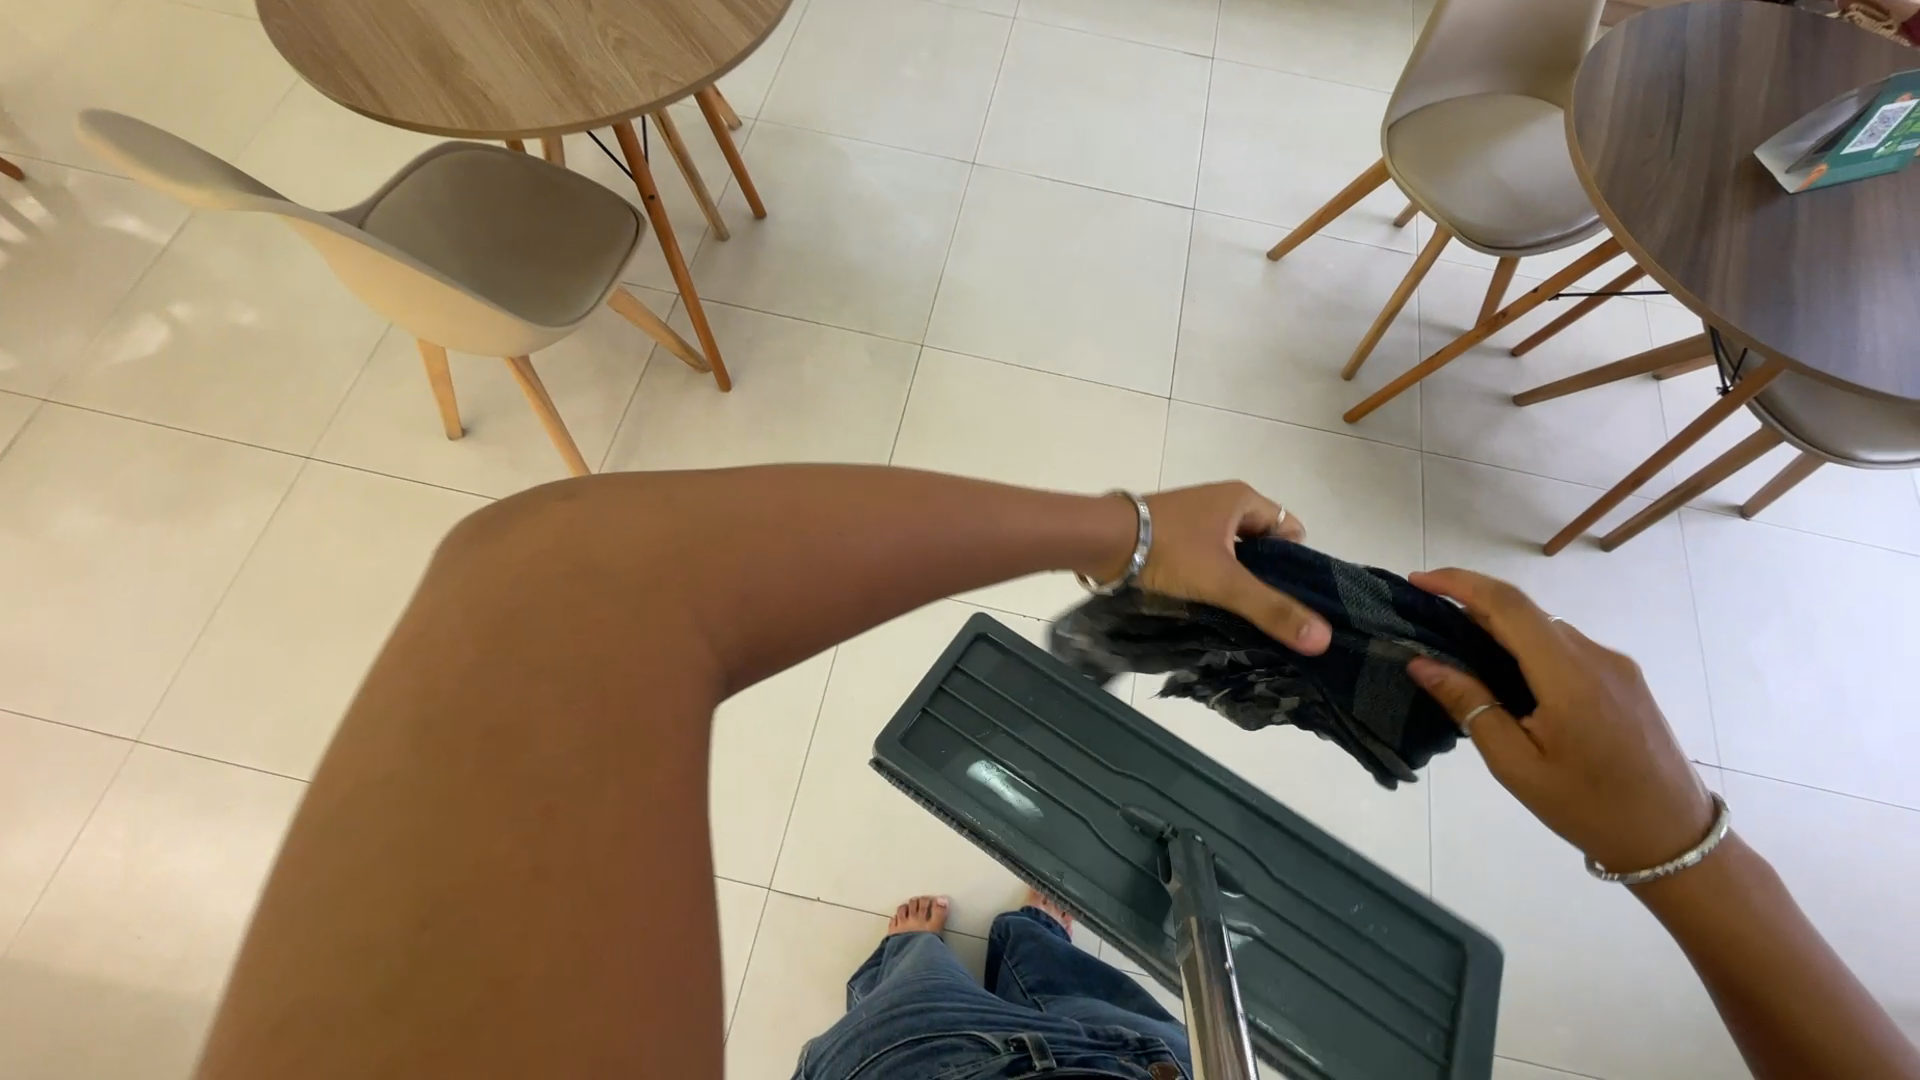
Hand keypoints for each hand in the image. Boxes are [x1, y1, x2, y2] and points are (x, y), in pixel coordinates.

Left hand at [1131, 482, 1329, 654]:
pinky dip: (1208, 577)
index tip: (1290, 599)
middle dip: (1264, 576)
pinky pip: (1203, 557)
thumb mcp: (1224, 581)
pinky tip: (1207, 604)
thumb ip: (1271, 609)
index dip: (1295, 564)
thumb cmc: (1168, 551)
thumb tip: (1322, 639)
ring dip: (1234, 579)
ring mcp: (1192, 518)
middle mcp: (1220, 502)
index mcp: (1242, 499)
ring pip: (1229, 553)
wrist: (1100, 541)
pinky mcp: (1169, 535)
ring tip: (1239, 614)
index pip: (1289, 531)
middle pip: (1259, 544)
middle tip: (1266, 613)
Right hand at [1404, 568, 1713, 875]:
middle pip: (1523, 612)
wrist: (1676, 840)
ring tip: (1453, 651)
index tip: (1417, 581)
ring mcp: (1615, 666)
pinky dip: (1522, 647)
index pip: (1507, 605)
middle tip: (1422, 620)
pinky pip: (1562, 647)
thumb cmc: (1587, 806)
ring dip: (1496, 628)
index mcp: (1569, 676)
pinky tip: (1501, 675)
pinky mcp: (1623, 680)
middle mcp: (1596, 657)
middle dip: (1469, 604)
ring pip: (1543, 629)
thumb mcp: (1514, 763)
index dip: (1458, 583)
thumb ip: (1469, 705)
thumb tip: (1421, 662)